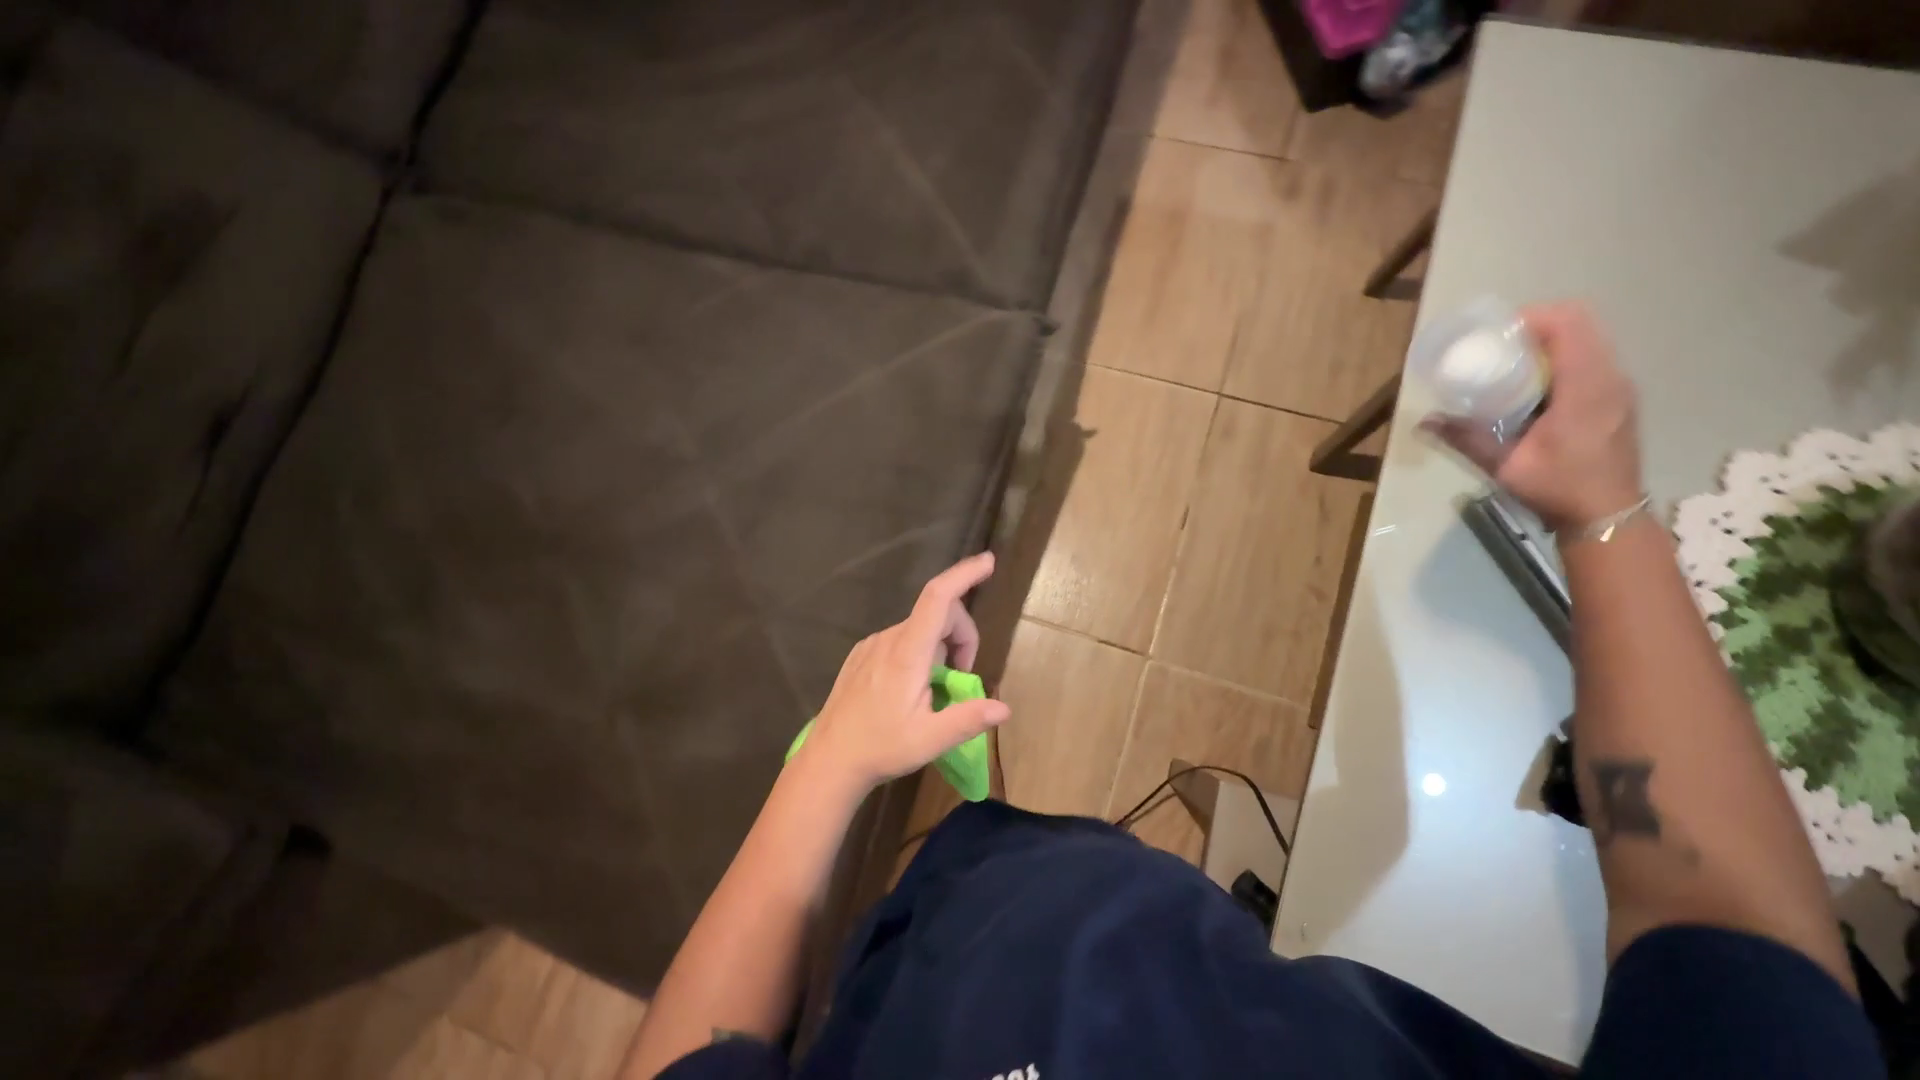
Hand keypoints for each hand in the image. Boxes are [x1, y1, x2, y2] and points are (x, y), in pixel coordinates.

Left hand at [799, 553, 1010, 793]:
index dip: (964, 575)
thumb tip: (1004, 708)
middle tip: (962, 681)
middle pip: (937, 615)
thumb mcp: (930, 740)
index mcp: (907, 653)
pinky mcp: (862, 655)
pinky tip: (912, 691)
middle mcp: (888, 639)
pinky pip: (901, 640)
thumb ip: (968, 719)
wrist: (830, 760)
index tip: (988, 562)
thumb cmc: (880, 748)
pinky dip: (920, 654)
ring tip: (935, 693)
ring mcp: (872, 645)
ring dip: (940, 650)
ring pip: (920, 630)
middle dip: (961, 638)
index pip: (938, 598)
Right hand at [1426, 302, 1643, 530]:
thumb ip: (1467, 439)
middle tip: (1500, 346)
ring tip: (1514, 363)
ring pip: (1588, 340)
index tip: (1497, 334)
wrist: (1608, 517)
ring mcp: (1620, 387)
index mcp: (1586, 387)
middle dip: (1537, 326)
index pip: (1568, 324)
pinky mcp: (1619, 398)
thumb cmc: (1559, 489)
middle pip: (1580, 324)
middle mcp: (1610, 378)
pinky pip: (1593, 359)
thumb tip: (1425, 421)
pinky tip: (1537, 387)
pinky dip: (1563, 359)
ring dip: (1551, 342)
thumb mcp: (1506, 466)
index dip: (1532, 317)